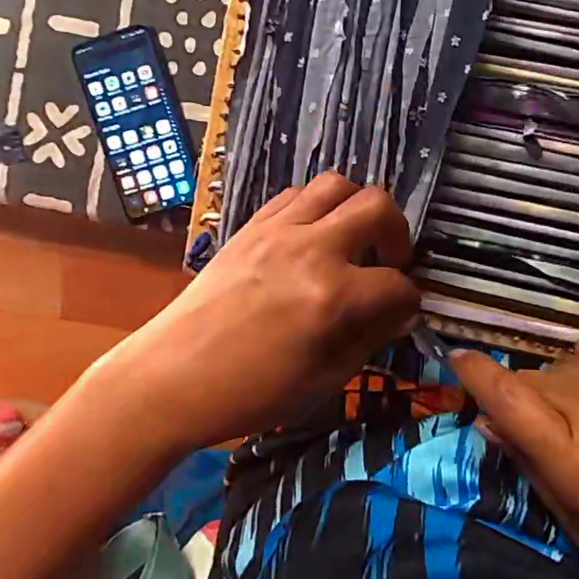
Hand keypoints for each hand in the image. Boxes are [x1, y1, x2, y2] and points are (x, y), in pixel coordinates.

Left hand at [98, 173, 420, 451]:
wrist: (170, 379)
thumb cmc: (249, 393)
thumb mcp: (323, 381)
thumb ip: (369, 340)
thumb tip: (397, 313)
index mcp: (332, 296)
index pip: (397, 285)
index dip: (408, 300)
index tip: (402, 310)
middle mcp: (310, 249)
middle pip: (377, 207)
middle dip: (398, 234)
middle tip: (389, 261)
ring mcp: (278, 231)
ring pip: (337, 185)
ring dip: (356, 208)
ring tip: (352, 240)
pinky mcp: (251, 226)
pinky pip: (295, 195)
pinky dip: (316, 208)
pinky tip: (312, 237)